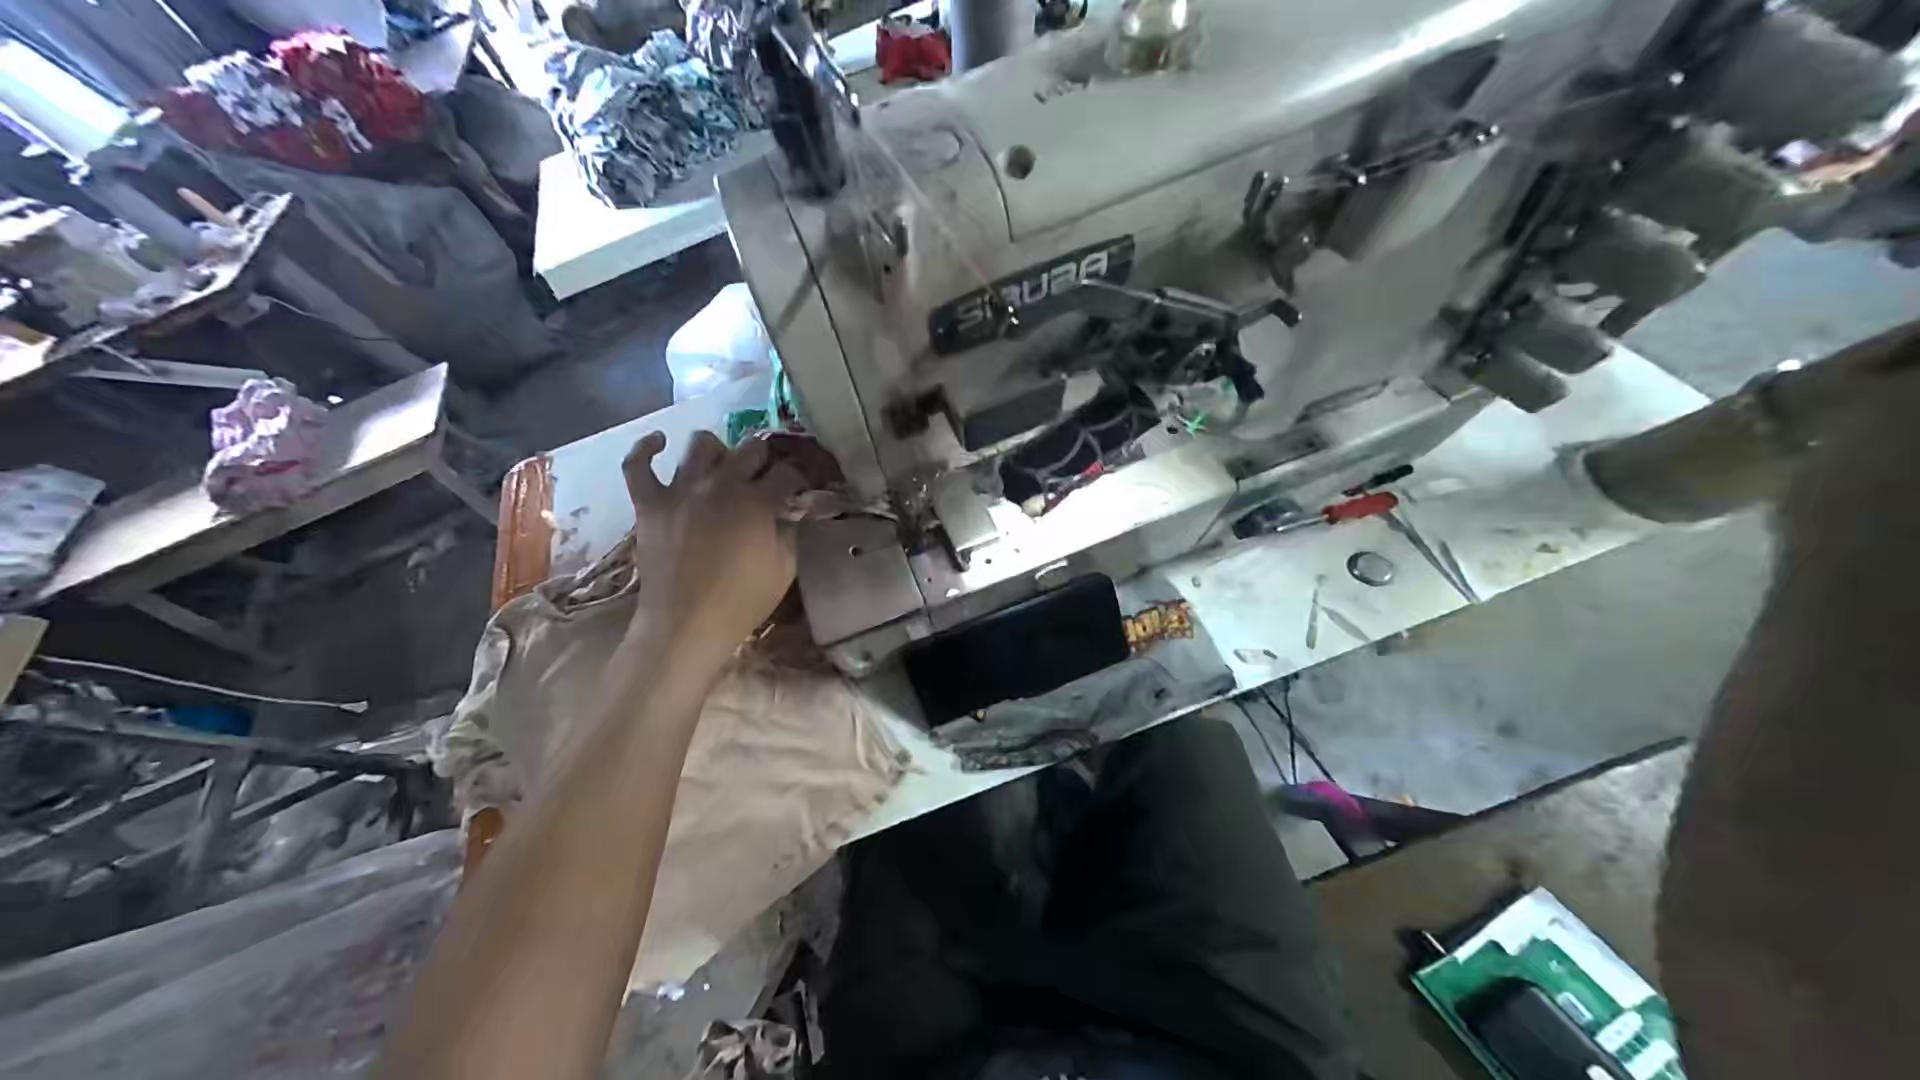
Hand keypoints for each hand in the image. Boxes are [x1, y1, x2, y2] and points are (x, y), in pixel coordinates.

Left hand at [621, 430, 806, 659]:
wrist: (685, 626)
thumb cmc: (742, 602)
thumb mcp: (784, 569)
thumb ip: (789, 531)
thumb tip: (789, 510)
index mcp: (757, 502)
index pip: (787, 472)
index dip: (798, 478)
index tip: (799, 488)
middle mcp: (720, 485)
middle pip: (749, 449)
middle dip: (764, 459)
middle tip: (764, 477)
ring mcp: (680, 491)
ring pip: (701, 445)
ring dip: (718, 451)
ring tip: (722, 467)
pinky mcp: (650, 504)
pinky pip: (638, 465)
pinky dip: (646, 449)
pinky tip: (659, 443)